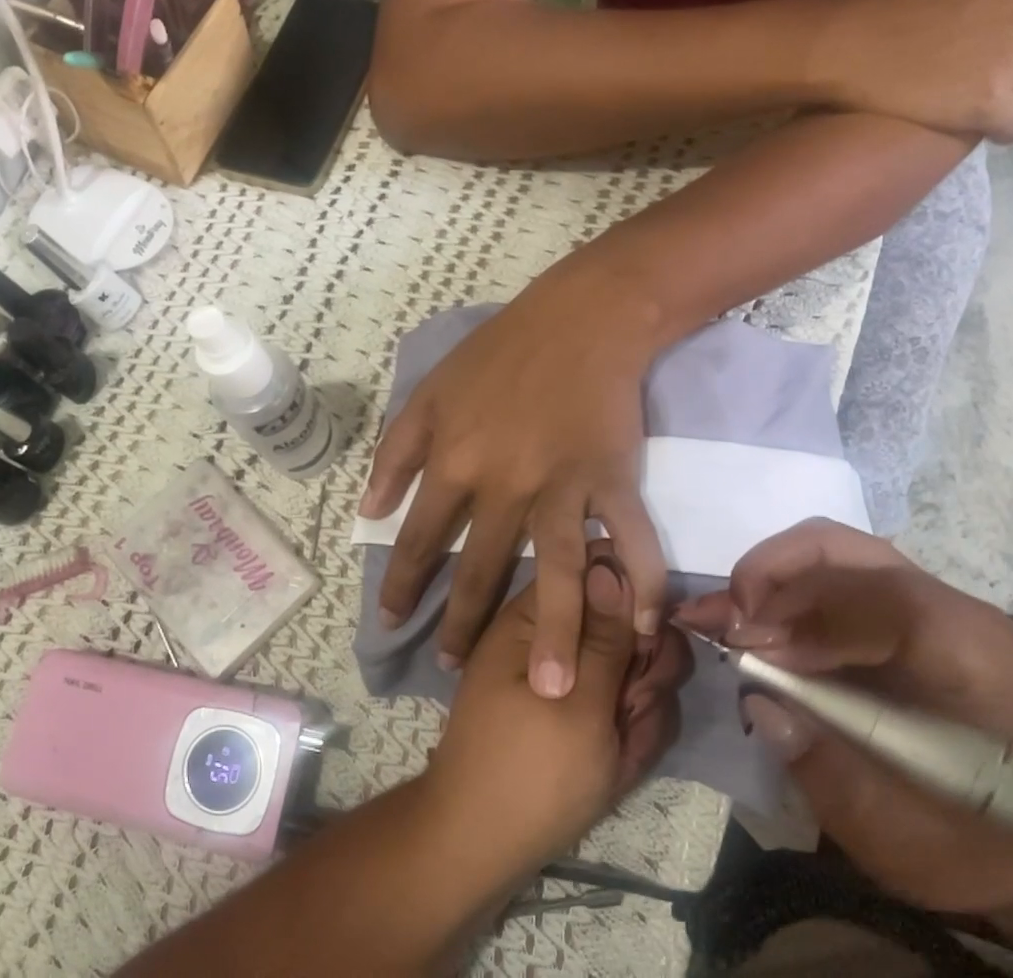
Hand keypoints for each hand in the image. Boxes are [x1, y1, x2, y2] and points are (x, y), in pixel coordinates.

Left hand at [360, 265, 667, 695]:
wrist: (581, 319)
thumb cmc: (498, 357)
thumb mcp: (428, 394)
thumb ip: (394, 453)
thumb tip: (369, 511)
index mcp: (454, 462)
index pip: (419, 540)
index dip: (404, 585)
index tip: (394, 622)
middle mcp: (504, 486)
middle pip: (481, 570)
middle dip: (464, 626)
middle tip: (452, 669)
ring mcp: (563, 487)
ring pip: (555, 572)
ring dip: (553, 635)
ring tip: (549, 693)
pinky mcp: (613, 481)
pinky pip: (630, 541)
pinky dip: (643, 585)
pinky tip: (644, 635)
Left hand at [422, 545, 690, 873]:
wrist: (480, 844)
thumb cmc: (528, 771)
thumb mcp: (579, 703)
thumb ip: (607, 637)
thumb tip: (612, 559)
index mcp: (539, 618)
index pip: (604, 574)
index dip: (635, 606)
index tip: (642, 649)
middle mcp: (554, 640)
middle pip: (630, 629)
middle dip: (645, 674)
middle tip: (626, 712)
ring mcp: (567, 680)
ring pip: (634, 675)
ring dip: (639, 712)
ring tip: (616, 750)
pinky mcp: (576, 716)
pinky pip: (620, 710)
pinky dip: (626, 738)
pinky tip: (615, 766)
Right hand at [674, 519, 1012, 915]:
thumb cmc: (976, 850)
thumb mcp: (899, 834)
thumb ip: (829, 768)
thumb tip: (759, 702)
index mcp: (968, 654)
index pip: (874, 593)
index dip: (798, 607)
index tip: (743, 646)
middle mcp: (952, 614)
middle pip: (843, 551)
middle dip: (769, 575)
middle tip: (726, 623)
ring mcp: (931, 614)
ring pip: (834, 560)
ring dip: (770, 586)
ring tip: (723, 625)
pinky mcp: (909, 629)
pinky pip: (837, 590)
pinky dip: (787, 604)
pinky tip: (754, 636)